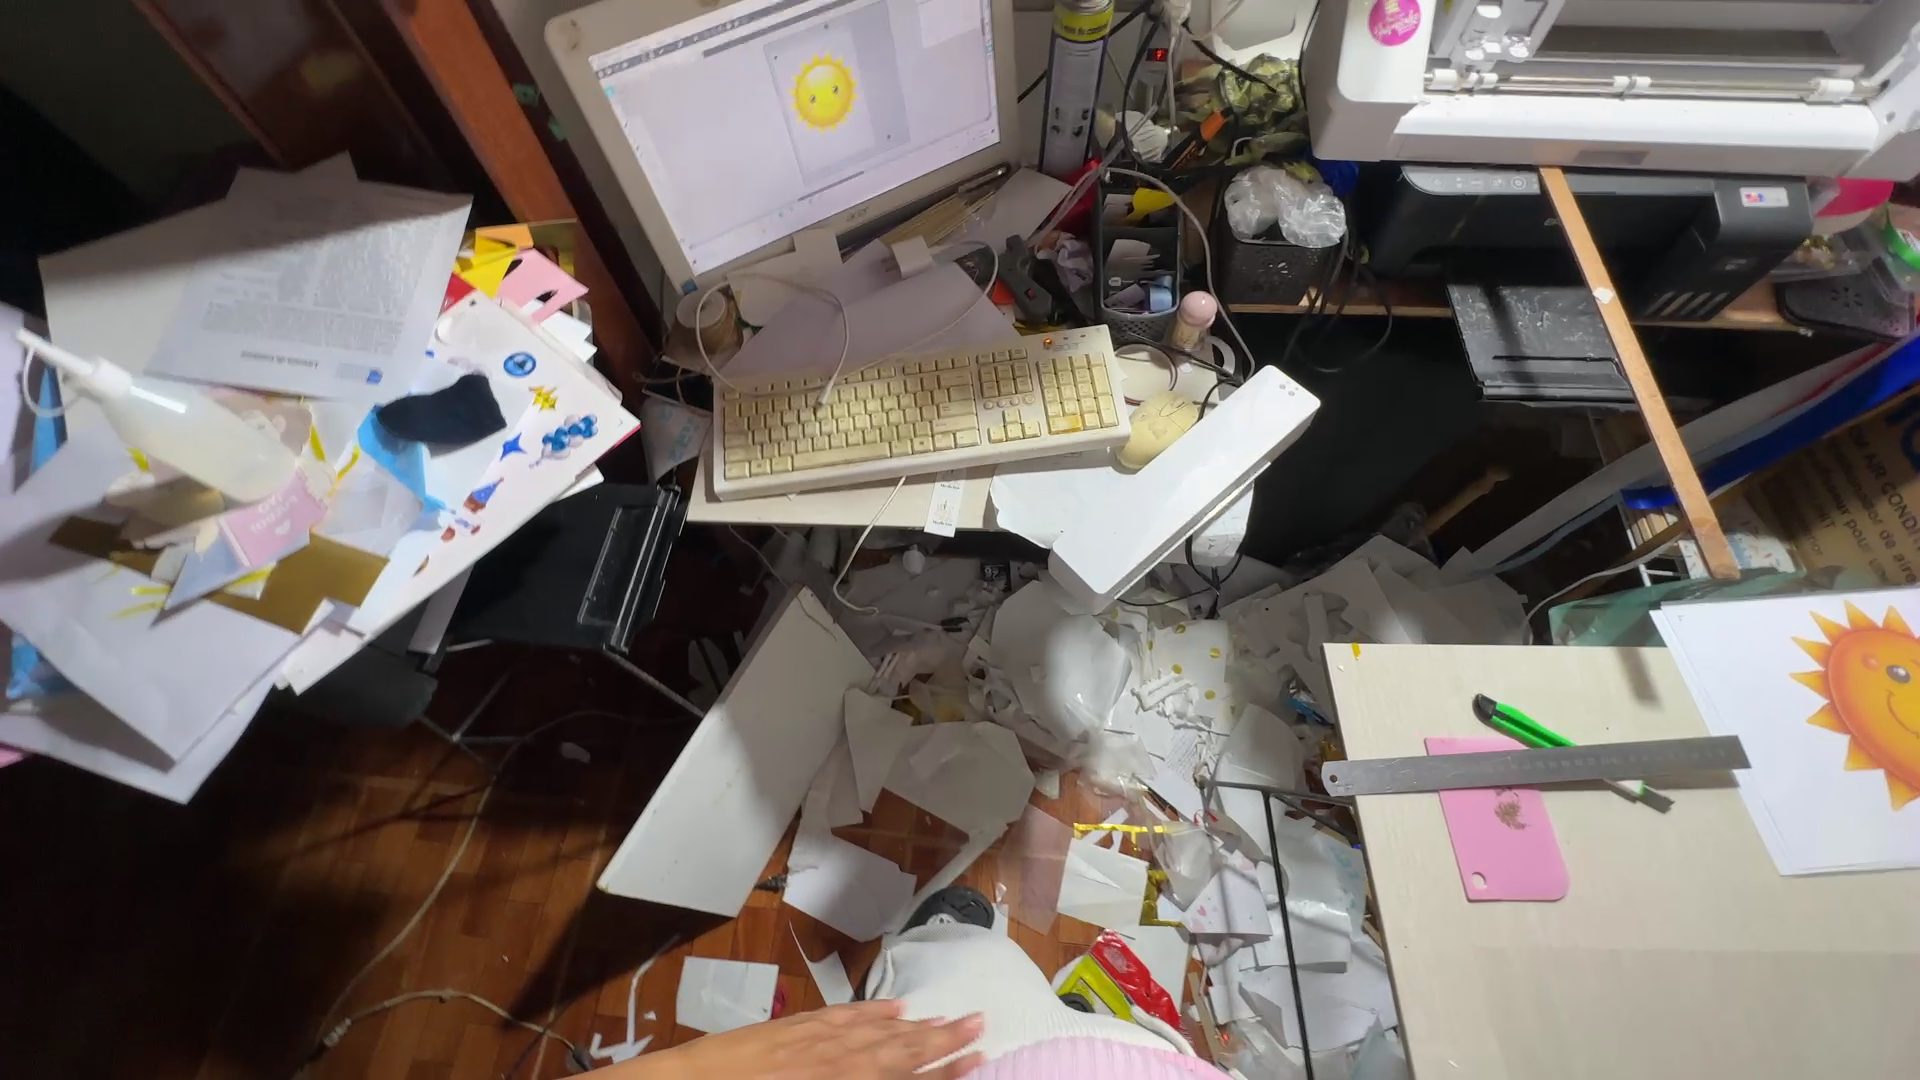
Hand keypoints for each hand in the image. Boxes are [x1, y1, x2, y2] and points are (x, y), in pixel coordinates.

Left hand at [609, 1000, 984, 1079]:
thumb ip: (847, 1078)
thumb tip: (882, 1073)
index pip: (901, 1076)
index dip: (941, 1070)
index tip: (978, 1057)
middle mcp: (833, 1062)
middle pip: (897, 1051)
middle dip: (940, 1041)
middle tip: (978, 1025)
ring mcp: (814, 1041)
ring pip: (875, 1032)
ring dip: (913, 1027)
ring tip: (944, 1020)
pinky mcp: (794, 1028)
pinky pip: (844, 1017)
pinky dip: (872, 1013)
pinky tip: (890, 1008)